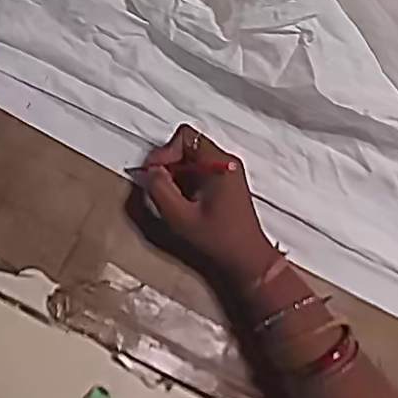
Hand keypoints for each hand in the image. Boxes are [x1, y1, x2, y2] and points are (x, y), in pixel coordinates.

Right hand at [140, 125, 279, 283]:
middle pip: (188, 145)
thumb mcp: (181, 217)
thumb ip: (160, 190)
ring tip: (170, 197)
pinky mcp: (226, 183)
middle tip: (158, 186)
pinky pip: (200, 170)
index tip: (155, 173)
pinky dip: (186, 180)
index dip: (165, 151)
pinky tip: (183, 202)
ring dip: (176, 173)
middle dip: (168, 162)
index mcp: (220, 164)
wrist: (247, 260)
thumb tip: (150, 171)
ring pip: (192, 158)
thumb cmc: (218, 240)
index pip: (186, 137)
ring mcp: (228, 171)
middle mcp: (226, 162)